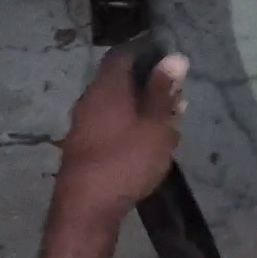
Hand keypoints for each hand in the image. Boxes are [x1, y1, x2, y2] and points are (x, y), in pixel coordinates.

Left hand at [53, 49, 186, 220]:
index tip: (168, 59)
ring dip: (139, 107)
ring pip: (114, 104)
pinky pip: (108, 124)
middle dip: (146, 83)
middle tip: (175, 96)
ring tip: (167, 121)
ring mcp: (82, 124)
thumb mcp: (155, 125)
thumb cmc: (125, 160)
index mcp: (106, 87)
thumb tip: (173, 57)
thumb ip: (163, 92)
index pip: (122, 54)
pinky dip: (127, 125)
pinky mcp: (82, 147)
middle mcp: (89, 99)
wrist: (85, 206)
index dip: (145, 51)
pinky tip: (143, 142)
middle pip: (118, 80)